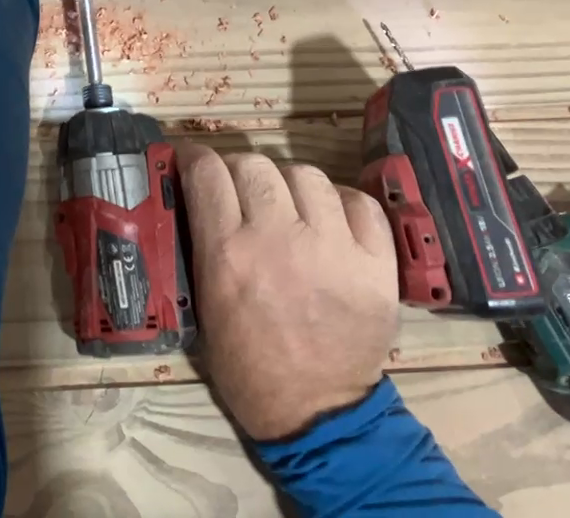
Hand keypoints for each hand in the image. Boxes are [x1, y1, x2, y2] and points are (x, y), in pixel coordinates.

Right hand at [178, 142, 398, 439]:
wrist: (316, 411)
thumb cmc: (246, 361)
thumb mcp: (203, 302)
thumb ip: (202, 243)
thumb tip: (196, 196)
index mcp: (227, 254)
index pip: (207, 172)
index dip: (195, 158)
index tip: (193, 162)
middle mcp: (279, 239)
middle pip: (255, 164)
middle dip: (239, 170)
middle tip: (239, 189)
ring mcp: (334, 249)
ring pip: (305, 173)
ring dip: (288, 184)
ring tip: (287, 205)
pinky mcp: (376, 264)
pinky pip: (359, 202)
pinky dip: (340, 202)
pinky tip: (329, 220)